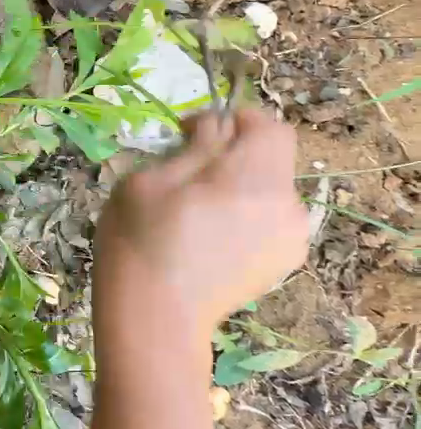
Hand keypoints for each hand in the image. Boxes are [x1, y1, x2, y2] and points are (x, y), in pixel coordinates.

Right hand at [92, 108, 305, 351]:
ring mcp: (291, 233)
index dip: (234, 119)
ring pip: (267, 189)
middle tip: (181, 172)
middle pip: (269, 158)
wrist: (155, 310)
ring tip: (191, 210)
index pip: (268, 126)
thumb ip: (190, 149)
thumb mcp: (146, 182)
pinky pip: (268, 218)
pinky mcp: (286, 256)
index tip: (192, 130)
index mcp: (249, 178)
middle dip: (229, 155)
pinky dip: (241, 214)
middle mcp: (285, 202)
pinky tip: (206, 235)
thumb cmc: (136, 239)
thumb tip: (212, 125)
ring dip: (234, 186)